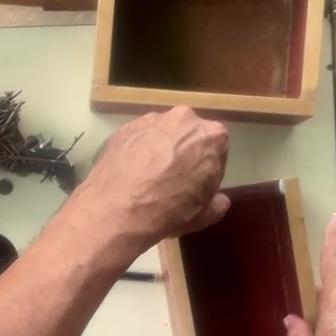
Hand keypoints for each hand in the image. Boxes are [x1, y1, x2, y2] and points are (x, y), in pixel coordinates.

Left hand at [62, 107, 229, 260]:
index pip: (217, 150)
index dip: (209, 170)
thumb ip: (218, 204)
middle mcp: (184, 118)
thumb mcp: (203, 216)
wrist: (116, 208)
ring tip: (149, 178)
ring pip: (164, 134)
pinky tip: (132, 173)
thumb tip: (219, 200)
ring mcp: (152, 119)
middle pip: (189, 136)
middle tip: (174, 181)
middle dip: (185, 154)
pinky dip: (138, 151)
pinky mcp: (125, 126)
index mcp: (212, 136)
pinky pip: (139, 138)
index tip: (198, 186)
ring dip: (161, 150)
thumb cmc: (168, 211)